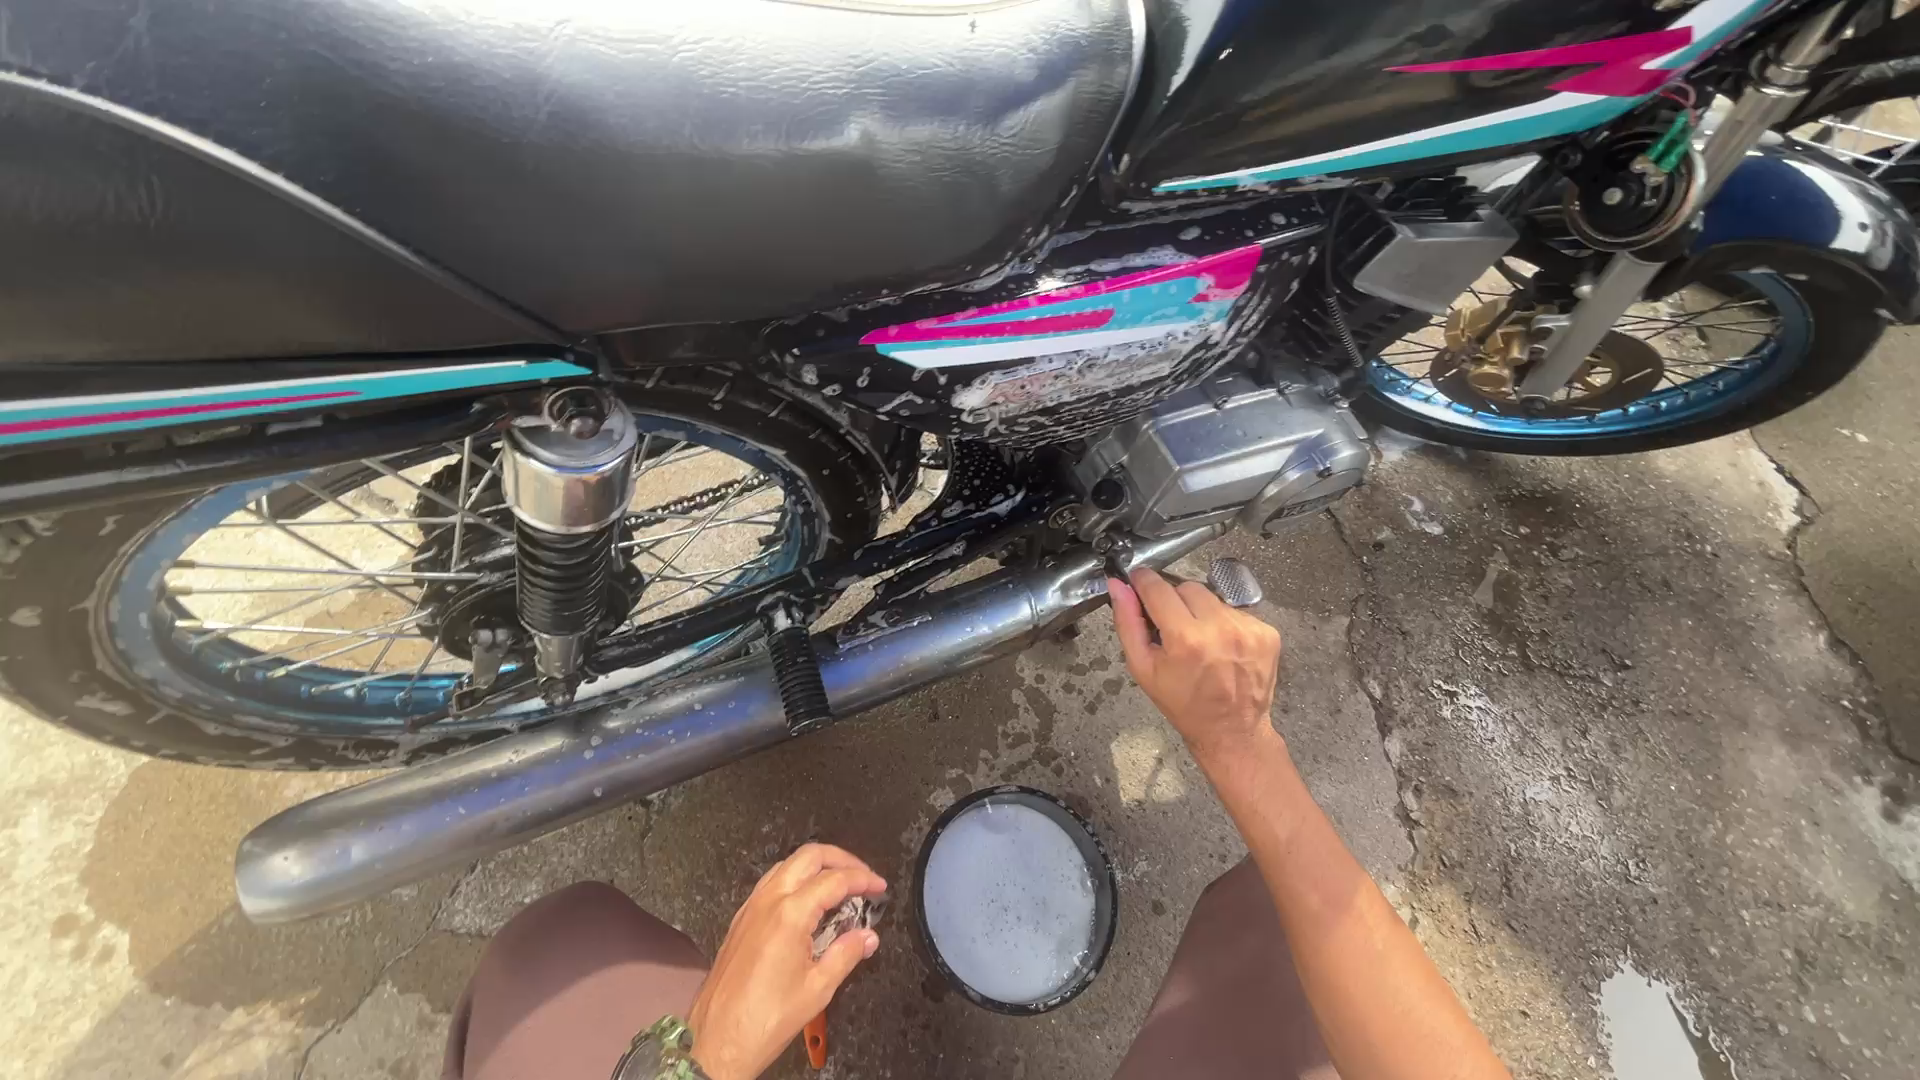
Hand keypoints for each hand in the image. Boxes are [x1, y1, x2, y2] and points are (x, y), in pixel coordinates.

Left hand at [689, 844, 885, 1079]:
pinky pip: (772, 882)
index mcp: (790, 914)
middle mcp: (769, 900)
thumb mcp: (817, 990)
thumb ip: (846, 954)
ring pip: (788, 864)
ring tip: (839, 885)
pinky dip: (795, 878)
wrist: (716, 1042)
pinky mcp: (740, 919)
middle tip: (863, 876)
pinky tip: (807, 900)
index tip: (880, 887)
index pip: (835, 880)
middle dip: (841, 859)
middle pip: (810, 856)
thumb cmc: (768, 1019)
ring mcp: (751, 907)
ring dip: (817, 865)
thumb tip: (869, 936)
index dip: (863, 879)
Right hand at [1108, 566, 1283, 765]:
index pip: (1158, 587)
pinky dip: (1223, 622)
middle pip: (1186, 587)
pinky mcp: (1267, 632)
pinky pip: (1235, 610)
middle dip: (1173, 600)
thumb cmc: (1182, 703)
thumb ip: (1127, 623)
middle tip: (1171, 626)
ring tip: (1199, 640)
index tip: (1138, 582)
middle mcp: (1220, 628)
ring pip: (1212, 597)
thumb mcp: (1142, 668)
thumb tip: (1118, 586)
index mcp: (1186, 639)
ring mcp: (1248, 629)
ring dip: (1200, 611)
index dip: (1143, 581)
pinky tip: (1221, 646)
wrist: (1232, 731)